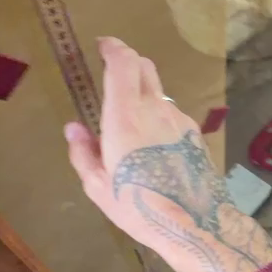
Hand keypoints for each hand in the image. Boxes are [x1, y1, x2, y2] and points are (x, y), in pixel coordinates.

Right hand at [65, 38, 271, 271]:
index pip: (123, 63)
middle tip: (113, 72)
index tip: (103, 45)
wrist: (196, 225)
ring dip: (143, 95)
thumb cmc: (139, 207)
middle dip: (128, 62)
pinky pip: (172, 116)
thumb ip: (83, 153)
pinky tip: (153, 148)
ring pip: (159, 94)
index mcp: (126, 116)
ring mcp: (180, 121)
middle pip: (145, 67)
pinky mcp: (195, 135)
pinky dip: (158, 119)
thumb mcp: (99, 186)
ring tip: (131, 126)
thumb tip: (74, 128)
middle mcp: (156, 110)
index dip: (113, 47)